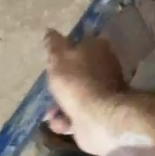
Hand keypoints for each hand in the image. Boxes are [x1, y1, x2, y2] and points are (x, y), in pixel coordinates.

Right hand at [42, 30, 146, 155]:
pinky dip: (68, 119)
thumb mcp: (59, 58)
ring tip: (50, 113)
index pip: (82, 42)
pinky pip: (80, 114)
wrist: (99, 119)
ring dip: (60, 104)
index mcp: (98, 47)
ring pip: (77, 94)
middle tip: (49, 88)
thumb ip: (54, 45)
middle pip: (78, 70)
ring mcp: (105, 92)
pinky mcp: (101, 113)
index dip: (67, 49)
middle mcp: (105, 67)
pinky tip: (59, 124)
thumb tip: (50, 31)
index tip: (53, 59)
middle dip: (60, 82)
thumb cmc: (76, 82)